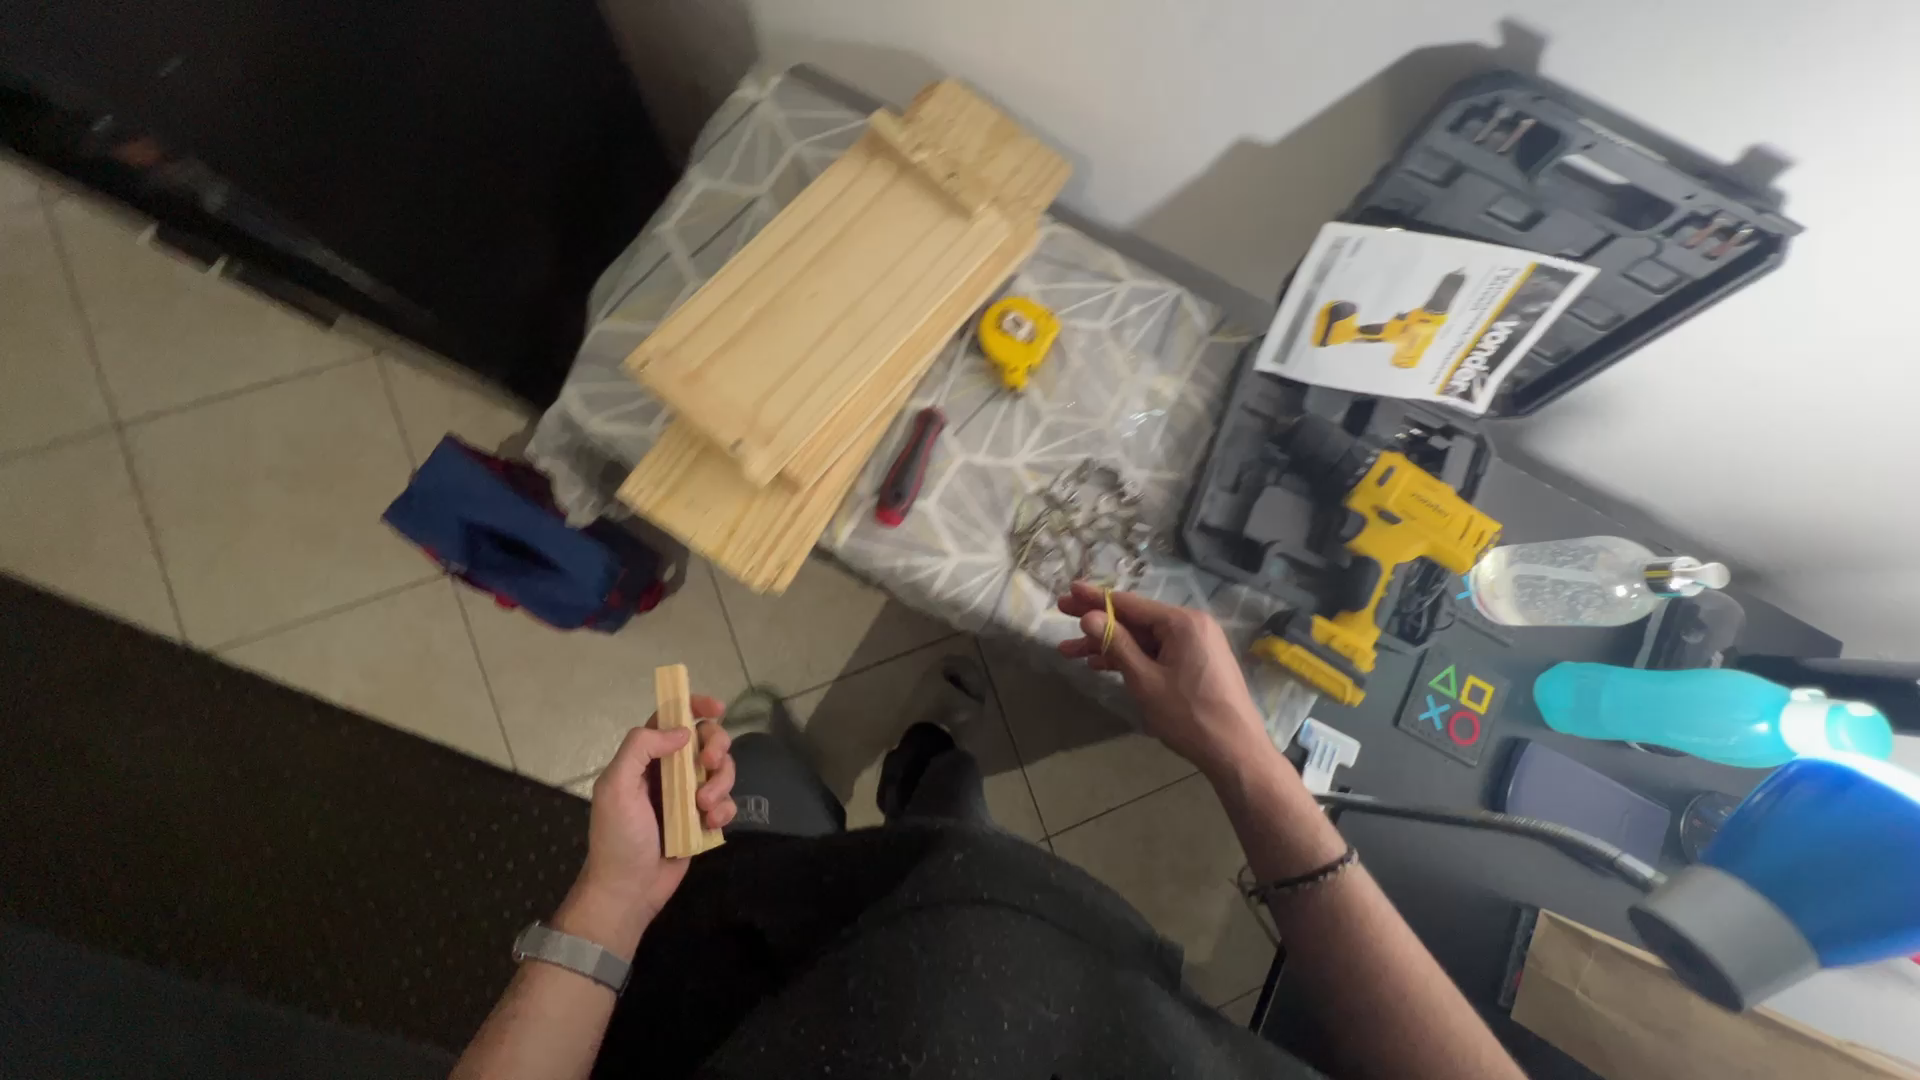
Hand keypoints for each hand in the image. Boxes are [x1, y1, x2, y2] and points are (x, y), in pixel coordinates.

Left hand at [572, 696, 736, 933]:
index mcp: (646, 758)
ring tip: (704, 808)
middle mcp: (670, 771)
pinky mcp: (704, 819)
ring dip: (721, 783)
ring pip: (722, 770)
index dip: (695, 706)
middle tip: (709, 764)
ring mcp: (689, 795)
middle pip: (707, 740)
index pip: (672, 719)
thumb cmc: (618, 837)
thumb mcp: (615, 787)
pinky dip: (725, 810)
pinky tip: (711, 824)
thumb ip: (640, 748)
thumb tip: (683, 732)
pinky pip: (728, 802)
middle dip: (717, 747)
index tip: (717, 709)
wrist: (628, 891)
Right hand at [1057, 582, 1276, 780]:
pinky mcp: (1196, 663)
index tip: (1069, 590)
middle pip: (1135, 619)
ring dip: (1109, 645)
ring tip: (1070, 651)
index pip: (1129, 603)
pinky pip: (1157, 652)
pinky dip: (1132, 658)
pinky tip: (1101, 665)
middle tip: (1062, 612)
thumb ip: (1116, 644)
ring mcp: (1196, 645)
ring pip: (1143, 639)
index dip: (1094, 598)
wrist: (1236, 752)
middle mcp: (1191, 626)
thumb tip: (1088, 617)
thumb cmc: (1189, 715)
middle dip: (1096, 621)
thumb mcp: (1144, 680)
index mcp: (1182, 623)